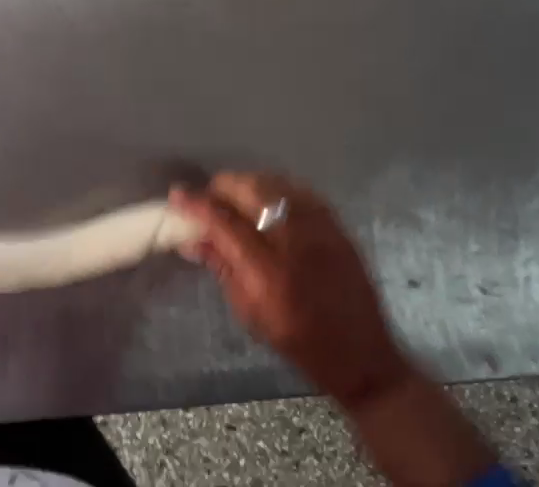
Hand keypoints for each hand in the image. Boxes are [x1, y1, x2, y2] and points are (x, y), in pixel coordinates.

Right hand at [171, 172, 413, 408]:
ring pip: (274, 183)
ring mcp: (321, 231)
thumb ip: (221, 267)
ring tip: (235, 200)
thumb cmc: (298, 341)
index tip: (176, 194)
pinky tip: (267, 202)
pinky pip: (300, 191)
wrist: (362, 355)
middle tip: (208, 200)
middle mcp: (296, 242)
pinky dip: (276, 189)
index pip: (223, 222)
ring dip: (247, 185)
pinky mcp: (337, 227)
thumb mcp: (249, 312)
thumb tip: (190, 238)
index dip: (196, 204)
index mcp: (268, 271)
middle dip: (221, 188)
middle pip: (249, 190)